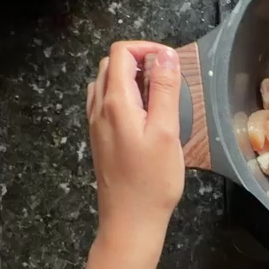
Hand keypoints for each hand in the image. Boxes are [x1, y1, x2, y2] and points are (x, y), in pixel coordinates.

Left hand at [88, 40, 185, 242]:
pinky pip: (106, 104)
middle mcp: (99, 109)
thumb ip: (165, 90)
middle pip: (111, 65)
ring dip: (131, 78)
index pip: (122, 53)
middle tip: (169, 77)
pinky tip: (144, 115)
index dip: (147, 48)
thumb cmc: (152, 181)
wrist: (130, 220)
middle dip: (140, 60)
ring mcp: (96, 125)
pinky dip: (124, 96)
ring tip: (159, 94)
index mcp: (115, 103)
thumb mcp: (166, 132)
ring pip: (106, 83)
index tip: (172, 62)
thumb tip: (166, 56)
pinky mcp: (101, 139)